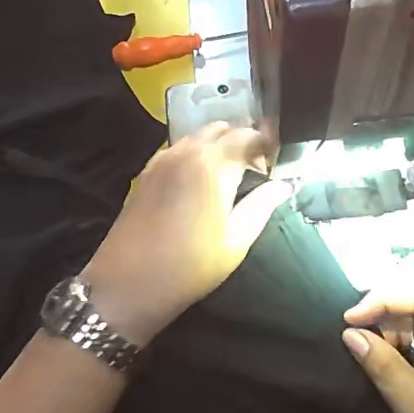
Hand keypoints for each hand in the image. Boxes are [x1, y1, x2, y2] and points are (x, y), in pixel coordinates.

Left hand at [81, 124, 292, 345]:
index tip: (278, 165)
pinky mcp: (147, 171)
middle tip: (257, 169)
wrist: (129, 283)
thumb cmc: (191, 264)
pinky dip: (196, 154)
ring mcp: (163, 159)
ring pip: (199, 136)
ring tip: (232, 176)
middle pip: (223, 129)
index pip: (250, 135)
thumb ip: (263, 204)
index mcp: (214, 164)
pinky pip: (179, 148)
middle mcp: (187, 151)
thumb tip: (284, 185)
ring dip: (219, 146)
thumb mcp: (237, 239)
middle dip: (243, 142)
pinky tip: (201, 182)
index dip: (268, 145)